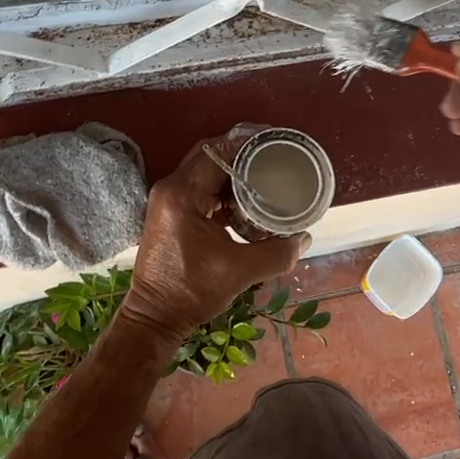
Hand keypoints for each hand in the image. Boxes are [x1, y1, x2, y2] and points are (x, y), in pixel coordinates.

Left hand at [119, 140, 309, 344]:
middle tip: (273, 155)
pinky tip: (248, 202)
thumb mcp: (240, 271)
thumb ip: (277, 252)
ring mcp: (168, 201)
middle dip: (243, 154)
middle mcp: (171, 188)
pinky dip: (224, 191)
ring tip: (266, 176)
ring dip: (234, 173)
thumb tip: (304, 237)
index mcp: (182, 193)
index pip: (217, 151)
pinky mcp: (172, 214)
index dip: (246, 142)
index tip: (273, 140)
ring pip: (206, 172)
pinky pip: (201, 189)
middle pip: (211, 156)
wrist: (155, 318)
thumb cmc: (191, 292)